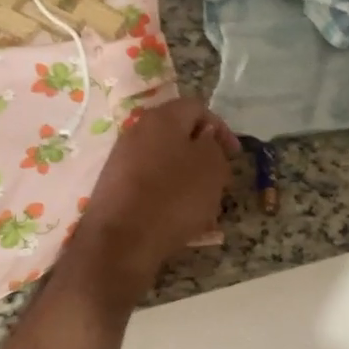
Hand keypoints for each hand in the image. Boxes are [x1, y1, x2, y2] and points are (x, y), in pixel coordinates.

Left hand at [72, 96, 238, 296]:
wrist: (121, 241)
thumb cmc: (173, 198)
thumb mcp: (211, 168)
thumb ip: (213, 145)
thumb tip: (204, 138)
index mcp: (162, 118)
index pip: (197, 107)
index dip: (221, 129)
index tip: (234, 155)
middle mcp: (137, 132)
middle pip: (178, 136)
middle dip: (202, 157)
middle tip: (218, 182)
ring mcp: (121, 161)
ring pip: (164, 163)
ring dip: (186, 180)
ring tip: (201, 208)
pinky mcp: (114, 188)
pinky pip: (149, 185)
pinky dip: (166, 197)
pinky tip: (176, 220)